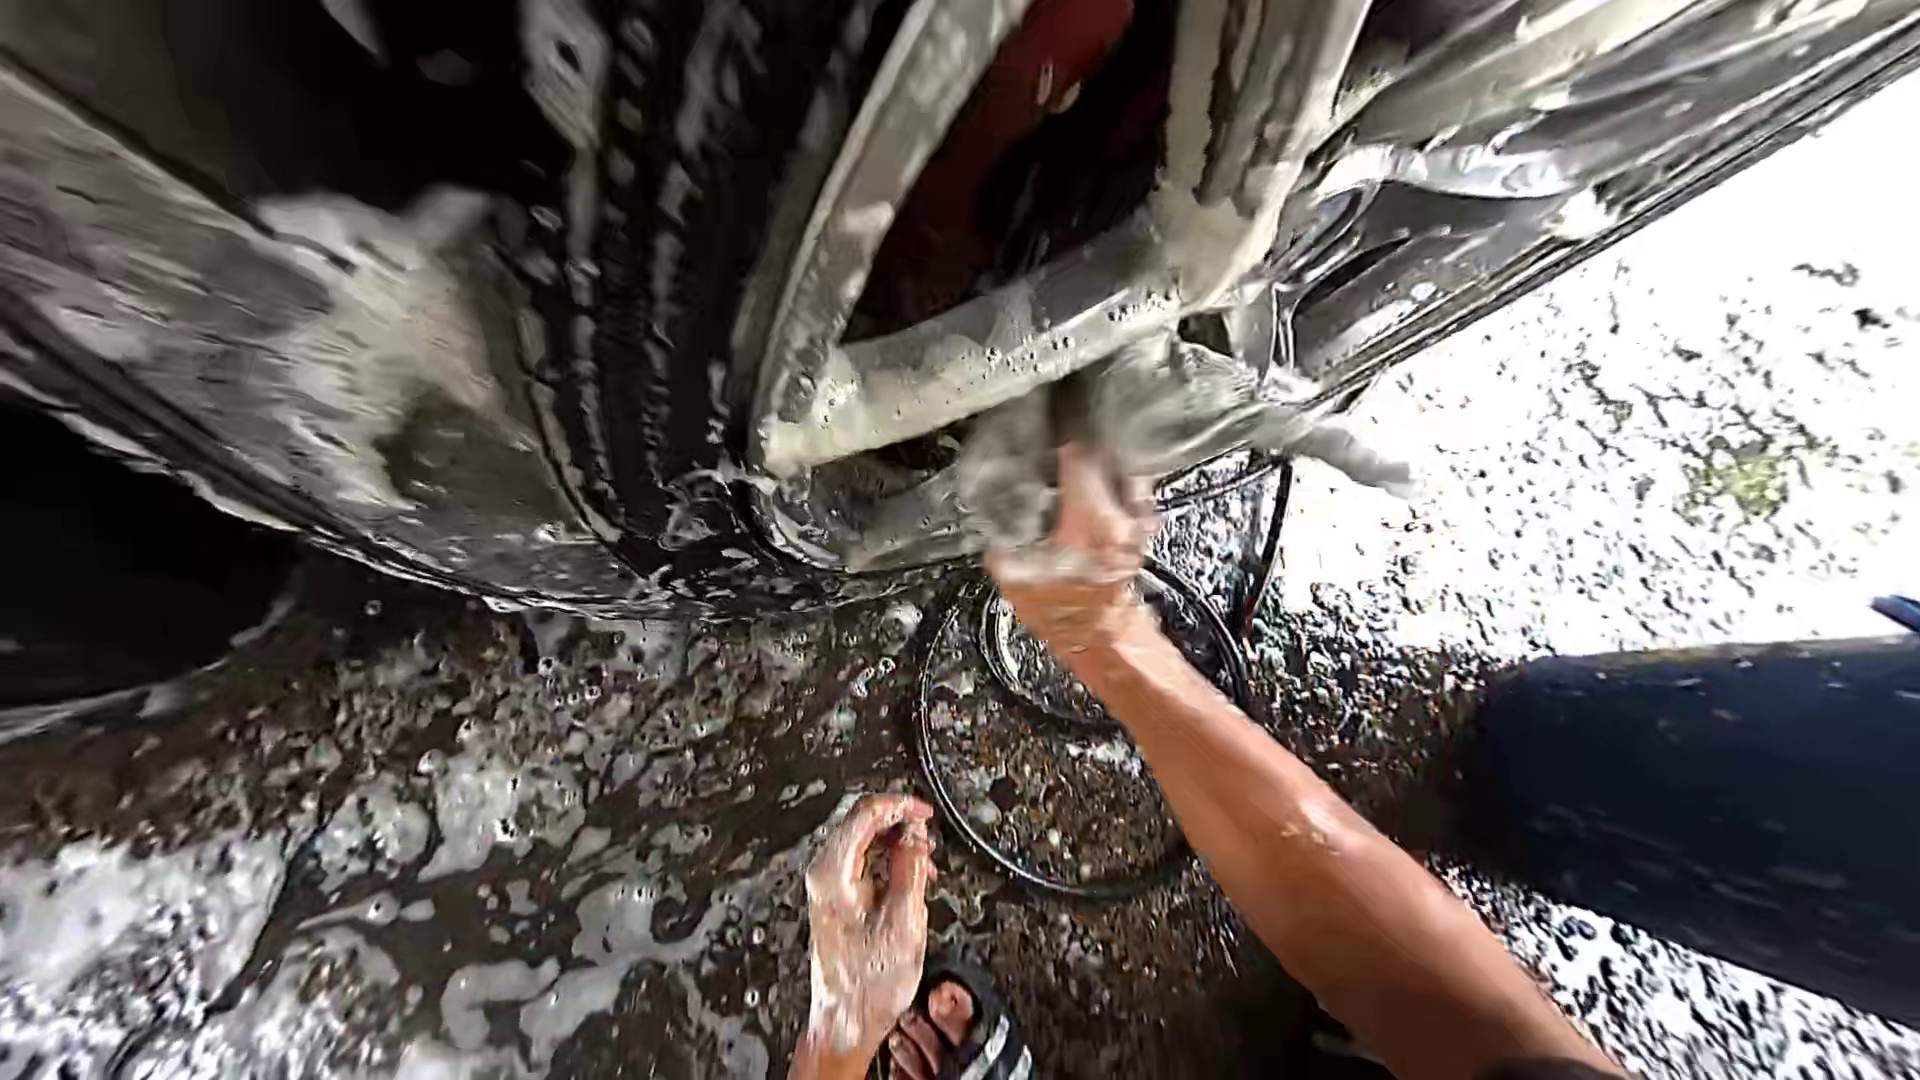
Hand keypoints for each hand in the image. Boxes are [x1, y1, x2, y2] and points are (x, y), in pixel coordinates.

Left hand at [802, 794, 936, 1060]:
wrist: (847, 1021)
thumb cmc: (868, 983)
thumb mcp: (904, 919)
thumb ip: (911, 866)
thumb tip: (916, 831)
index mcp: (834, 871)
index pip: (866, 812)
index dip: (900, 805)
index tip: (924, 811)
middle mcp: (825, 870)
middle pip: (863, 819)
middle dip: (899, 821)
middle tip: (926, 832)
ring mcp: (828, 880)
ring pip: (864, 836)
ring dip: (897, 839)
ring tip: (924, 857)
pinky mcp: (836, 892)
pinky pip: (864, 855)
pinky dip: (889, 855)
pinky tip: (910, 872)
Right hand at [986, 441, 1157, 653]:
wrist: (1097, 636)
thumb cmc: (1060, 611)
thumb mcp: (1014, 572)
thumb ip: (1001, 532)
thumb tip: (991, 501)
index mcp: (1090, 525)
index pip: (1080, 455)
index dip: (1061, 428)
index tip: (1048, 413)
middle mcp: (1122, 518)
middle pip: (1106, 453)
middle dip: (1080, 436)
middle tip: (1058, 427)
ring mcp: (1139, 522)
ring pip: (1123, 466)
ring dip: (1099, 454)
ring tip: (1075, 448)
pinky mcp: (1143, 527)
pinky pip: (1131, 487)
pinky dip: (1113, 475)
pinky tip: (1093, 477)